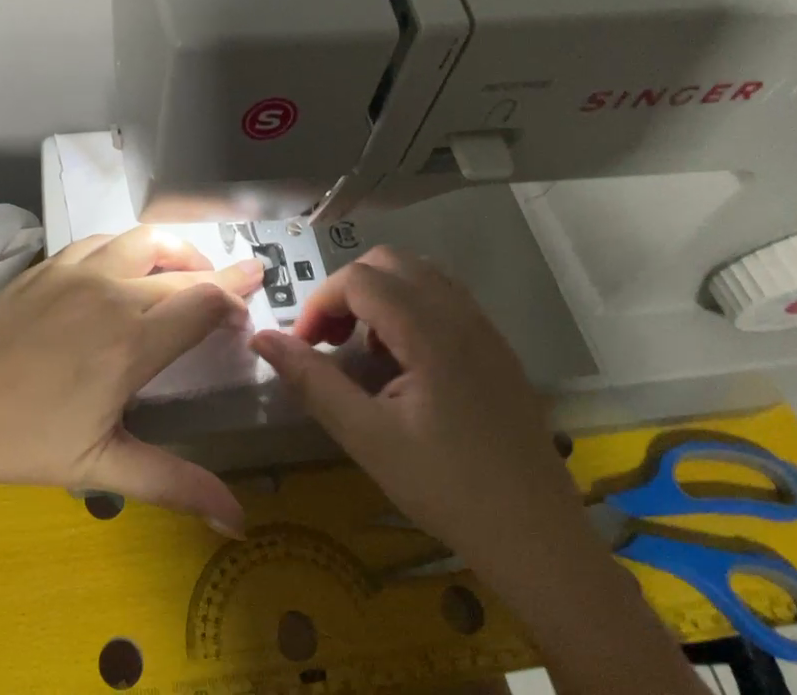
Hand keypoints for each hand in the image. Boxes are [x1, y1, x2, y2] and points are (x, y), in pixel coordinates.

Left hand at [0, 226, 263, 536]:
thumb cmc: (25, 443)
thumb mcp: (102, 467)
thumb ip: (176, 483)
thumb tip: (238, 522)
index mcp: (132, 341)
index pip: (205, 301)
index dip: (235, 299)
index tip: (248, 311)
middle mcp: (110, 294)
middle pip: (181, 268)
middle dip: (219, 273)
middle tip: (240, 282)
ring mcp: (74, 274)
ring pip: (142, 239)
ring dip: (175, 250)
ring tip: (187, 271)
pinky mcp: (43, 268)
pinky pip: (99, 241)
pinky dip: (128, 246)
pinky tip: (124, 267)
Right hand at [250, 247, 586, 564]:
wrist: (534, 534)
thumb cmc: (445, 486)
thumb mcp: (366, 437)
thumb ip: (313, 381)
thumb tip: (262, 339)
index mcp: (431, 332)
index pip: (359, 279)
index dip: (320, 303)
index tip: (303, 348)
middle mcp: (462, 315)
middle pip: (390, 262)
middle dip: (347, 291)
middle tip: (330, 342)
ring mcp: (486, 330)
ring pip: (420, 276)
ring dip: (379, 297)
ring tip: (363, 352)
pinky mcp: (497, 350)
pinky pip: (445, 301)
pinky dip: (410, 310)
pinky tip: (403, 365)